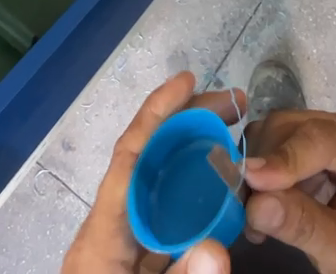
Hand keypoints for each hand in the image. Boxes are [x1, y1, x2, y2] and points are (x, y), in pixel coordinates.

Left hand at [62, 72, 246, 273]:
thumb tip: (218, 248)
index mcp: (102, 236)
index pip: (128, 157)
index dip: (156, 113)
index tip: (188, 80)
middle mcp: (108, 228)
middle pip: (146, 159)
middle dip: (187, 123)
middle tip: (233, 104)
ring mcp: (121, 243)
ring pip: (157, 183)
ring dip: (192, 154)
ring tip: (233, 132)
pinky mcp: (133, 258)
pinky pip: (163, 211)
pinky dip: (191, 191)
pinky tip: (221, 186)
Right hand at [241, 111, 335, 273]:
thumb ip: (305, 226)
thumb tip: (256, 204)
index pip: (319, 139)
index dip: (282, 158)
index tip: (248, 181)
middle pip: (291, 127)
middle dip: (264, 164)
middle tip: (247, 212)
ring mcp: (331, 133)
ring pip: (278, 131)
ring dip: (259, 168)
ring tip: (255, 215)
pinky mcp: (315, 146)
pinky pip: (278, 144)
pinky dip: (263, 172)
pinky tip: (264, 207)